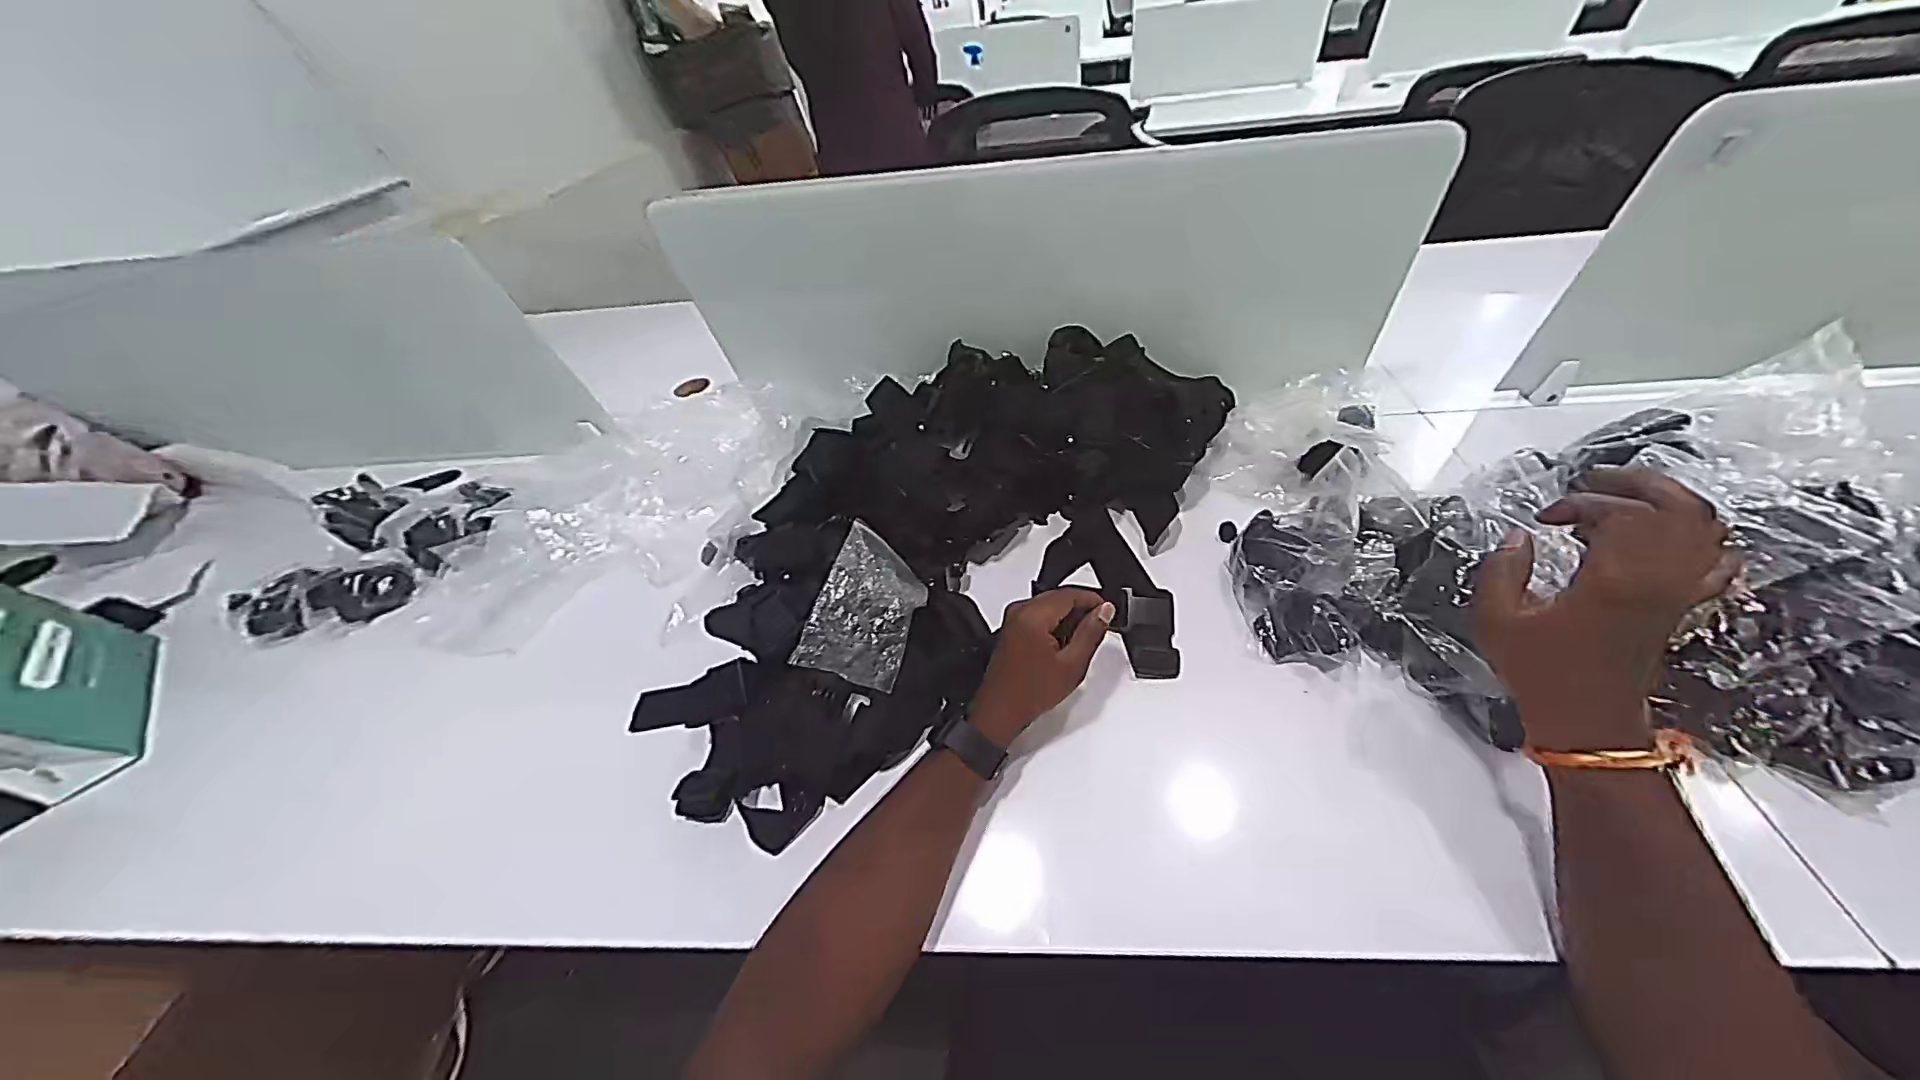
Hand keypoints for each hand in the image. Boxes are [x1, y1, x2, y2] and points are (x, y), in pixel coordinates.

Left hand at [968, 589, 1112, 744]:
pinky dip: (1053, 625)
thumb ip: (1091, 632)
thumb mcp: (1072, 664)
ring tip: (1079, 642)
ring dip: (1067, 618)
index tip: (1107, 609)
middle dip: (1081, 609)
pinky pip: (1037, 616)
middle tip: (1099, 626)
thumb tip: (1104, 611)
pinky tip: (1062, 646)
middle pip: (1058, 597)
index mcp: (1033, 615)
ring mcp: (1013, 619)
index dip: (1093, 599)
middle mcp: (1019, 611)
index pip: (1070, 593)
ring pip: (1049, 606)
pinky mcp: (1011, 628)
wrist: (1001, 710)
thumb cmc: (1028, 693)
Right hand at [1472, 466, 1738, 751]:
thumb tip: (1518, 537)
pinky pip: (1714, 558)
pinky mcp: (1683, 605)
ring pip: (1703, 527)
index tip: (1543, 518)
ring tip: (1622, 496)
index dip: (1578, 503)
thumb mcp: (1496, 619)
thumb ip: (1501, 570)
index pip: (1619, 514)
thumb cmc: (1539, 670)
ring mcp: (1679, 593)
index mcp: (1613, 581)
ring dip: (1665, 502)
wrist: (1587, 717)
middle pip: (1677, 509)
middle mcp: (1659, 581)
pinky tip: (1662, 533)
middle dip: (1635, 484)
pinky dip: (1695, 535)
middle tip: (1593, 480)